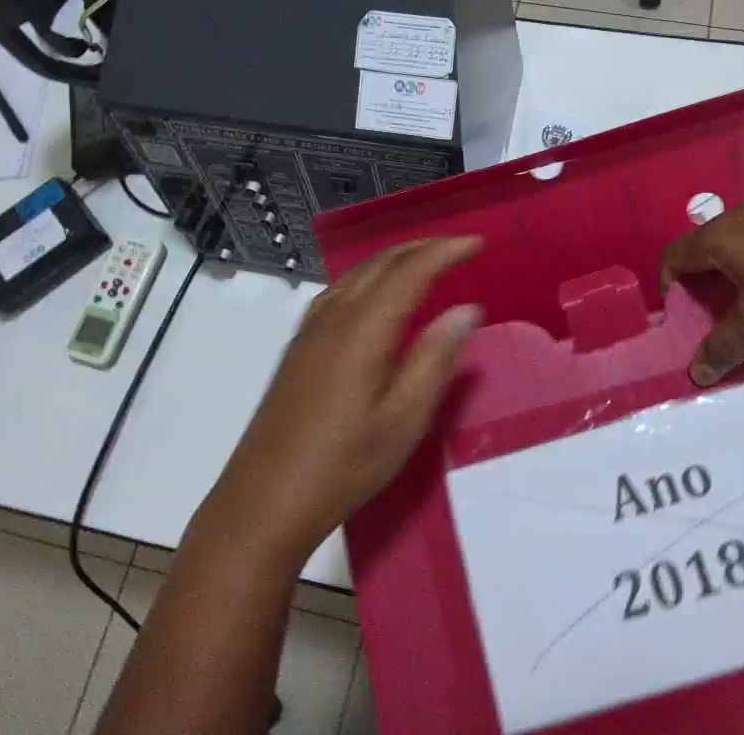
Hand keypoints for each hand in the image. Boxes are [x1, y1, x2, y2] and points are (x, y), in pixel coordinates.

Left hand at [212, 237, 484, 557]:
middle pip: (380, 264)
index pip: (410, 271)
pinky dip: (367, 278)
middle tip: (459, 248)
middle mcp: (333, 318)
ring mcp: (310, 332)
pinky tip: (374, 296)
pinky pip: (338, 292)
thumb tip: (467, 309)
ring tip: (426, 262)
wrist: (264, 501)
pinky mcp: (298, 349)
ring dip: (394, 259)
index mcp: (363, 330)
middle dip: (422, 248)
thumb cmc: (344, 465)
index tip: (478, 243)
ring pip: (355, 275)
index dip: (445, 251)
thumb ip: (436, 359)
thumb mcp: (404, 419)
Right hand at [660, 200, 743, 385]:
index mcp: (720, 237)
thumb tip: (696, 372)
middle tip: (718, 319)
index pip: (674, 256)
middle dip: (703, 286)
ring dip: (736, 276)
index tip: (685, 319)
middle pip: (705, 249)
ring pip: (739, 245)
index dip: (670, 289)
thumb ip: (724, 346)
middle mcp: (741, 217)